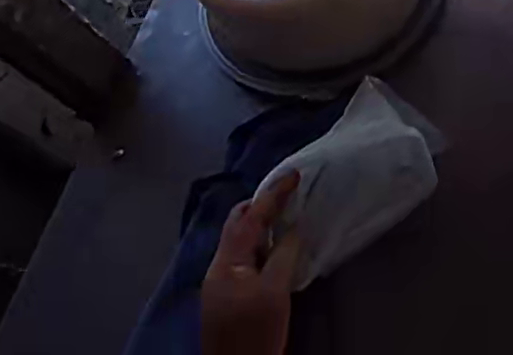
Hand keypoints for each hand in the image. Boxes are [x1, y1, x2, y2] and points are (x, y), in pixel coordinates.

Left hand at [199, 170, 300, 354]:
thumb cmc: (256, 337)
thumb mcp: (276, 292)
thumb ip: (285, 253)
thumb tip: (293, 227)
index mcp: (226, 264)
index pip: (251, 216)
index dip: (274, 193)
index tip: (295, 174)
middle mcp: (218, 269)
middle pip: (238, 223)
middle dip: (262, 204)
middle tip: (289, 194)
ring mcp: (219, 285)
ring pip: (240, 239)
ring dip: (261, 223)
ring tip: (286, 214)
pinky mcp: (227, 299)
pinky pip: (243, 256)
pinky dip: (260, 242)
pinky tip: (276, 246)